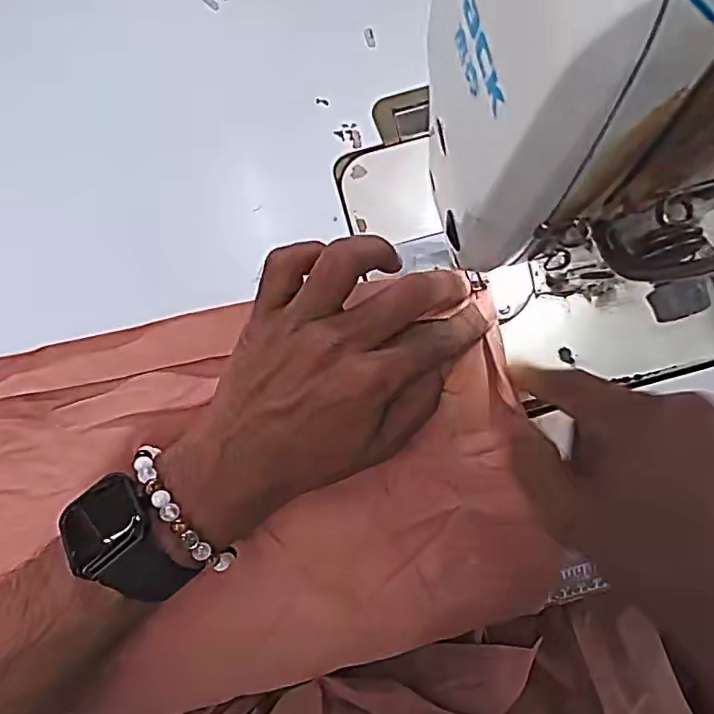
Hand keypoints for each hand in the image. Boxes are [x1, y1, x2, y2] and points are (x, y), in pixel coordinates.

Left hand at [163, 236, 489, 547]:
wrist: (241, 461)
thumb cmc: (305, 459)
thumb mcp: (377, 448)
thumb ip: (416, 407)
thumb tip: (439, 370)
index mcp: (368, 380)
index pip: (432, 341)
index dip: (463, 327)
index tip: (472, 319)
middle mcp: (337, 344)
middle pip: (405, 295)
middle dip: (443, 285)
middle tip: (451, 285)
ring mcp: (298, 324)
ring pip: (343, 261)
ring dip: (376, 251)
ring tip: (390, 261)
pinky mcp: (266, 316)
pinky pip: (283, 265)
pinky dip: (305, 252)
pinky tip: (325, 262)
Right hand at [504, 367, 713, 713]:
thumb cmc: (649, 559)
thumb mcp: (571, 518)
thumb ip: (533, 465)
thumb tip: (515, 430)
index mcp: (631, 418)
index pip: (572, 384)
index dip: (540, 379)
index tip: (522, 374)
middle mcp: (680, 406)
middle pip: (615, 405)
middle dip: (594, 434)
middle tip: (590, 483)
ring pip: (654, 422)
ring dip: (634, 446)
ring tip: (638, 500)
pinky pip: (691, 437)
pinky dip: (672, 456)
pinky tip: (674, 501)